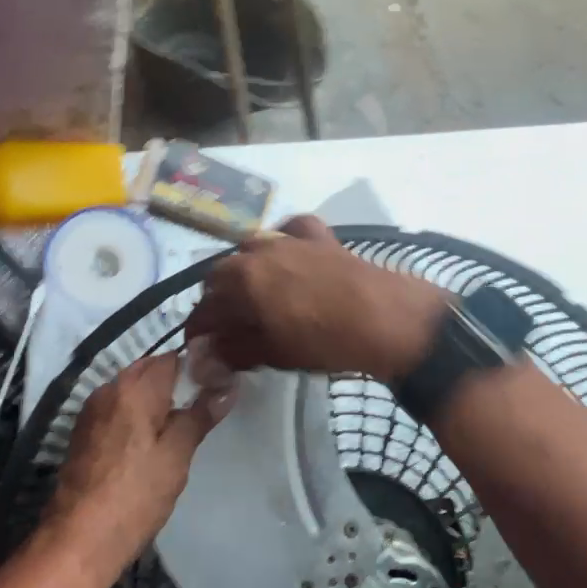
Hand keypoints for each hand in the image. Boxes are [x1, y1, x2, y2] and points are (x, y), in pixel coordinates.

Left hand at [42, 353, 230, 576]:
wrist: (79, 539)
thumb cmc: (135, 495)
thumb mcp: (176, 456)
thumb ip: (199, 416)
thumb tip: (227, 387)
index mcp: (133, 388)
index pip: (171, 358)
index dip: (197, 366)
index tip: (218, 383)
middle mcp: (108, 389)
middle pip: (148, 370)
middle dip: (175, 381)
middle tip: (203, 404)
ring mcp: (91, 410)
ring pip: (131, 389)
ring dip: (154, 398)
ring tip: (180, 423)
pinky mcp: (84, 432)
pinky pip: (117, 408)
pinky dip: (136, 413)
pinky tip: (151, 439)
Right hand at [184, 216, 448, 380]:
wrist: (388, 318)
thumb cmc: (326, 341)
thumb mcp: (274, 354)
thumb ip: (232, 351)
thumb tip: (204, 356)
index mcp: (240, 280)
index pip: (204, 308)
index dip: (199, 331)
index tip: (202, 349)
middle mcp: (258, 250)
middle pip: (223, 274)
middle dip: (220, 300)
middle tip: (232, 328)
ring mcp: (289, 238)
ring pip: (252, 249)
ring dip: (247, 271)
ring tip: (259, 298)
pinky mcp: (318, 234)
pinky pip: (289, 231)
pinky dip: (284, 242)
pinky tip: (291, 258)